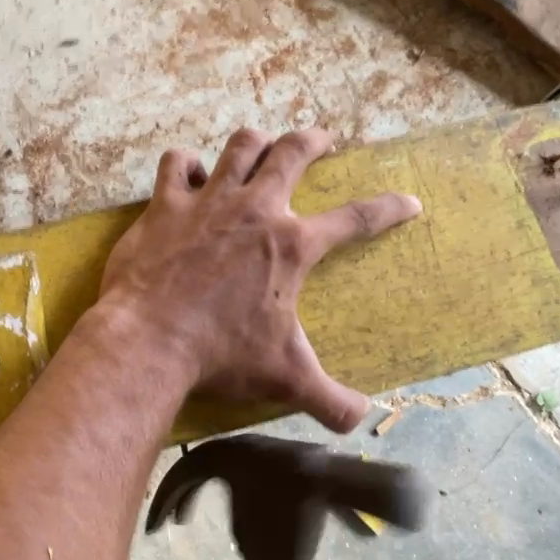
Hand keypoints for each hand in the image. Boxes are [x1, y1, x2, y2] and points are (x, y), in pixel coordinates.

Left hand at [92, 128, 420, 432]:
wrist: (150, 340)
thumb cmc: (220, 356)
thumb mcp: (285, 378)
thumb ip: (329, 399)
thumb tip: (361, 421)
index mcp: (291, 246)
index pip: (356, 219)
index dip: (388, 209)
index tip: (409, 202)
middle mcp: (254, 211)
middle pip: (293, 153)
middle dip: (313, 140)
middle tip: (321, 138)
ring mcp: (207, 203)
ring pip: (239, 147)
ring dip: (253, 143)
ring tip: (259, 145)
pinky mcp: (165, 206)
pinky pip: (176, 163)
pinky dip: (185, 164)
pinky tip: (189, 173)